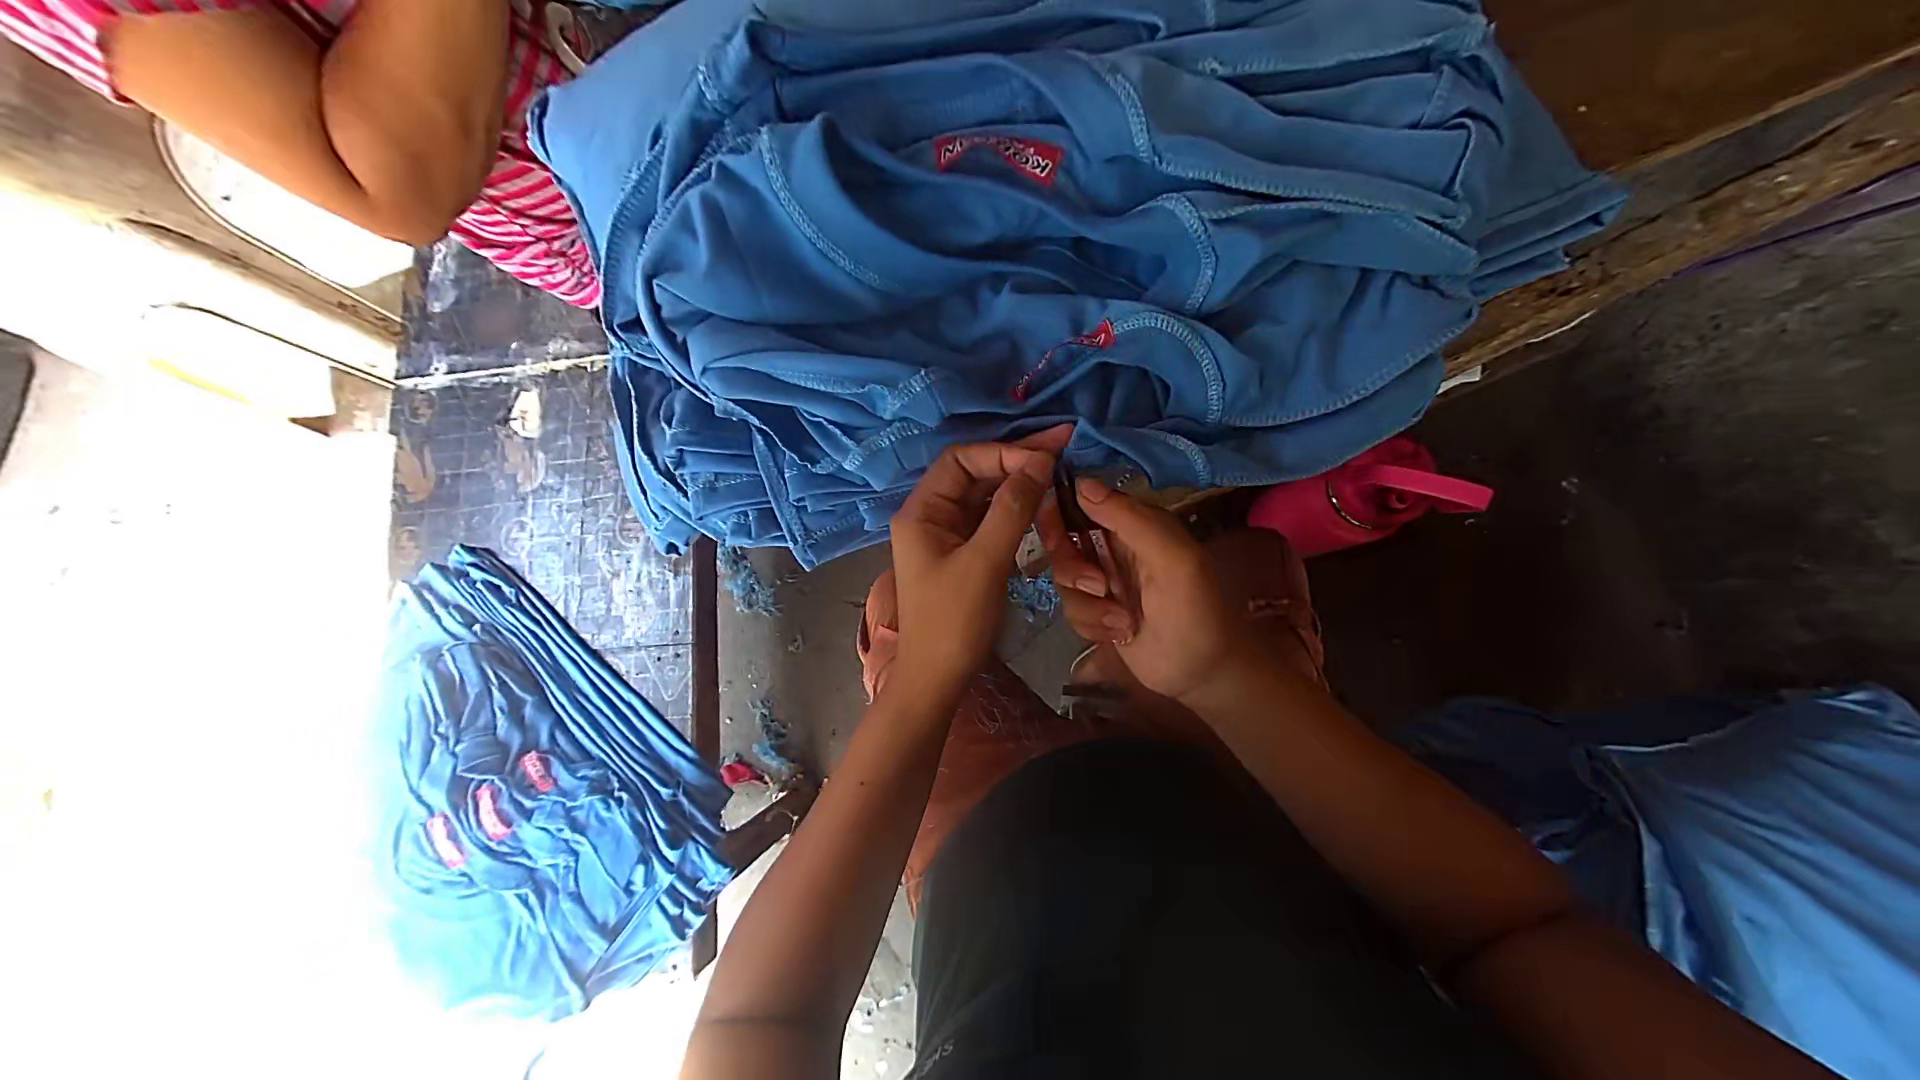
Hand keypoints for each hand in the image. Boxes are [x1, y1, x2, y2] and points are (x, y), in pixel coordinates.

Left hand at [887, 426, 1071, 697]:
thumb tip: (1039, 462)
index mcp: (921, 511)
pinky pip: (988, 519)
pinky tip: (1041, 501)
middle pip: (973, 473)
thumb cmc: (954, 622)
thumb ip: (1011, 508)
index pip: (961, 460)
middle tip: (1064, 444)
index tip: (1047, 455)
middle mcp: (929, 515)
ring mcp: (945, 535)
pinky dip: (1014, 508)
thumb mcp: (985, 562)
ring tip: (1059, 468)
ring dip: (1018, 482)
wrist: (938, 680)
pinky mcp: (961, 553)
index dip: (1004, 452)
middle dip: (1016, 460)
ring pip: (984, 495)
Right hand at [1039, 478, 1242, 702]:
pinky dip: (1092, 624)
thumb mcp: (1172, 558)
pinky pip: (1069, 610)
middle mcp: (1111, 547)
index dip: (1057, 510)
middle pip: (1060, 542)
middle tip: (1098, 586)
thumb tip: (1082, 483)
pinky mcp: (1093, 612)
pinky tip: (1120, 634)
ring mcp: (1100, 581)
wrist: (1202, 672)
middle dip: (1072, 568)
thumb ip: (1130, 519)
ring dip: (1090, 605)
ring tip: (1123, 621)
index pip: (1081, 501)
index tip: (1053, 530)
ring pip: (1062, 580)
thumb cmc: (1195, 609)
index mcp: (1131, 523)